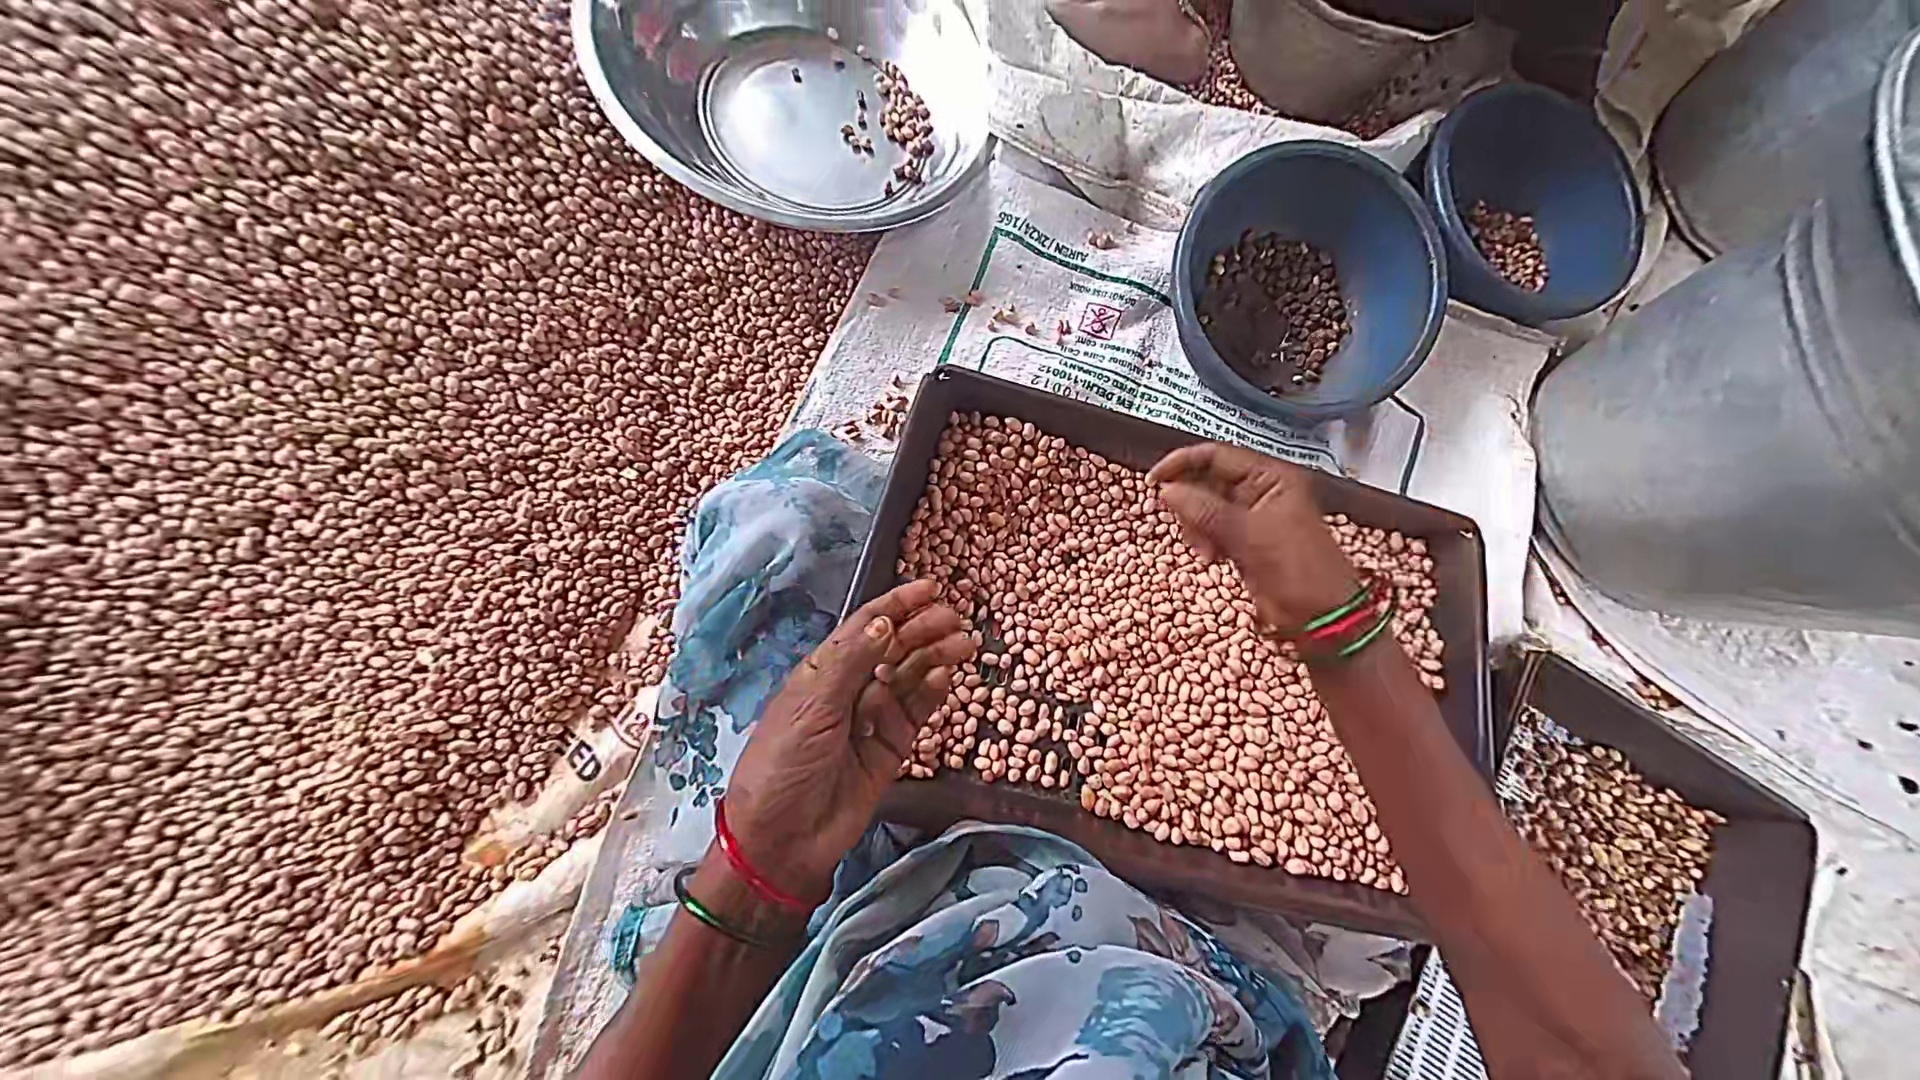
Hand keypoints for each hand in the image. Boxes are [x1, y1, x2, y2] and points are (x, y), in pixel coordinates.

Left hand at [722, 580, 974, 903]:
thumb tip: (886, 622)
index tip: (929, 587)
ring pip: (910, 676)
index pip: (865, 626)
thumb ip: (852, 661)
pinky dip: (931, 692)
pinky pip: (916, 711)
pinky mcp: (892, 745)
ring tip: (963, 644)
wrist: (784, 838)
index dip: (896, 604)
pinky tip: (946, 676)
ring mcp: (873, 716)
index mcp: (825, 669)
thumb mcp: (812, 704)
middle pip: (893, 647)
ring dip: (935, 657)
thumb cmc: (785, 761)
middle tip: (954, 620)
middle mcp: (852, 686)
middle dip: (922, 629)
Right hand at [1148, 443, 1359, 630]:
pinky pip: (1208, 527)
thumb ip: (1205, 509)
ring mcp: (1249, 514)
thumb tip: (1166, 490)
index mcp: (1270, 476)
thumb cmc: (1297, 570)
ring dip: (1195, 526)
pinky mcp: (1242, 537)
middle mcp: (1259, 489)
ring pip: (1202, 506)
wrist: (1322, 616)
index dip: (1181, 463)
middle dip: (1189, 503)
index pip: (1216, 455)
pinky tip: (1211, 557)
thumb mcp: (1249, 535)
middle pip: (1205, 480)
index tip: (1153, 481)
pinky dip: (1202, 540)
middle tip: (1186, 527)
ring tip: (1207, 551)